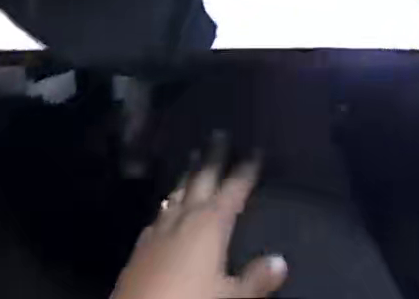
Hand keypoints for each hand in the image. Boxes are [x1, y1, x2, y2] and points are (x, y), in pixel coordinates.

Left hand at [111, 137, 287, 298]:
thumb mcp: (232, 297)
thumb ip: (256, 277)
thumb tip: (280, 261)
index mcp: (212, 222)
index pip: (235, 186)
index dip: (247, 168)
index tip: (256, 150)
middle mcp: (187, 217)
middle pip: (203, 178)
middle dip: (213, 157)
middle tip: (219, 135)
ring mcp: (159, 231)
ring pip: (177, 193)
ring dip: (188, 175)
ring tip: (193, 159)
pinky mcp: (138, 250)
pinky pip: (158, 216)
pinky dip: (167, 206)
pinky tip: (166, 209)